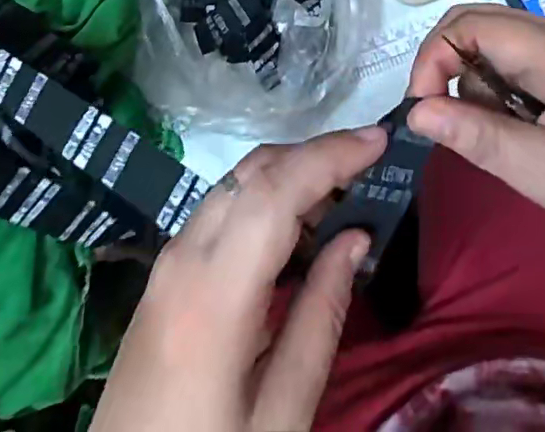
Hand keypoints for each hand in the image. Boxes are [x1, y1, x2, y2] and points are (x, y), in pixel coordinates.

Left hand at [91, 126, 387, 431]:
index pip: (275, 191)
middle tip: (369, 162)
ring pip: (235, 184)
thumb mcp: (280, 413)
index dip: (329, 155)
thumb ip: (320, 317)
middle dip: (314, 154)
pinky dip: (265, 197)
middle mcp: (184, 255)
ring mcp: (169, 260)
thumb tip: (355, 239)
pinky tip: (297, 224)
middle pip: (253, 173)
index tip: (378, 140)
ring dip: (290, 172)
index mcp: (214, 292)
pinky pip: (221, 209)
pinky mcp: (166, 271)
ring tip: (344, 191)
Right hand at [406, 4, 544, 256]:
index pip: (471, 25)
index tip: (422, 109)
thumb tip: (414, 112)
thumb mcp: (540, 171)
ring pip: (485, 37)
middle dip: (444, 62)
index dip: (434, 58)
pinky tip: (508, 122)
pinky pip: (504, 55)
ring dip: (468, 78)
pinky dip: (488, 84)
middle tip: (439, 114)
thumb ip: (476, 136)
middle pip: (474, 21)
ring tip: (489, 128)